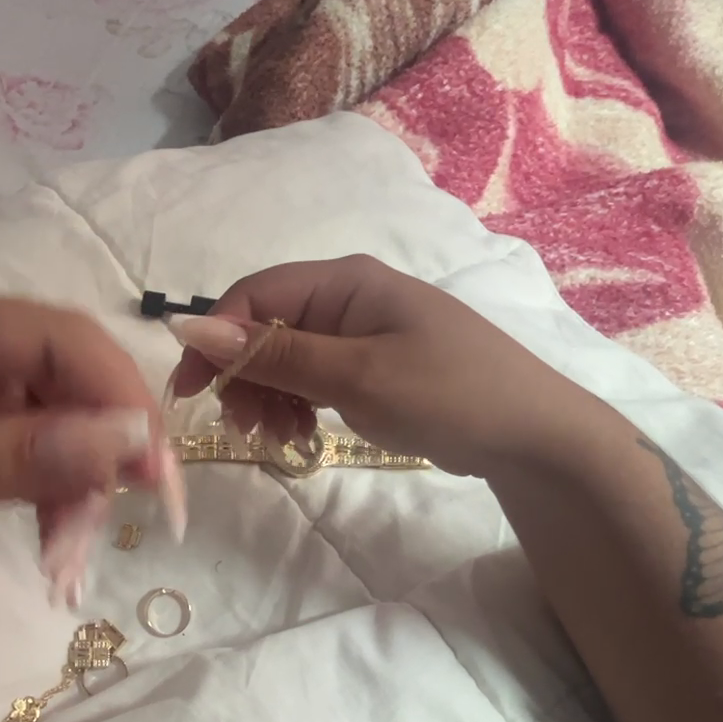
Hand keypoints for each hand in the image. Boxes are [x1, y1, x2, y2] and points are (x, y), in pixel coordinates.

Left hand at [0, 296, 184, 596]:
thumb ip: (3, 458)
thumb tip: (118, 441)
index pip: (55, 336)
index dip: (115, 389)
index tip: (153, 461)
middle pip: (79, 379)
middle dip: (113, 445)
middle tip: (146, 512)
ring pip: (77, 427)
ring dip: (91, 488)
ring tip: (70, 560)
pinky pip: (56, 464)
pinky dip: (68, 506)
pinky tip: (57, 554)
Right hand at [169, 255, 603, 476]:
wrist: (532, 438)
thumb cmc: (447, 393)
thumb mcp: (354, 374)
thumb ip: (273, 353)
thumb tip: (190, 326)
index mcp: (343, 281)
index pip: (252, 297)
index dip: (212, 340)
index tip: (190, 391)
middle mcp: (346, 298)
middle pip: (264, 328)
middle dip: (243, 377)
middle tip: (244, 428)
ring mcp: (358, 334)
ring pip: (283, 358)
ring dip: (267, 397)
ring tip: (278, 439)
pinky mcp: (369, 366)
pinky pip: (310, 378)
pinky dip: (295, 406)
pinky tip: (300, 435)